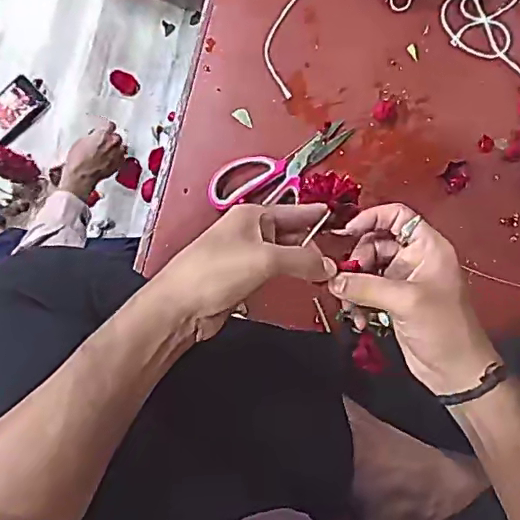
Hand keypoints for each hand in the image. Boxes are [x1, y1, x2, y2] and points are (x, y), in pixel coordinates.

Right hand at [55, 121, 126, 197]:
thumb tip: (96, 136)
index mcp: (103, 134)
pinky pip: (122, 156)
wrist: (81, 176)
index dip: (106, 127)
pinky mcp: (120, 163)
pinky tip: (110, 159)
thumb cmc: (78, 161)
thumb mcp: (81, 142)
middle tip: (104, 142)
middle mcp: (113, 142)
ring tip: (107, 152)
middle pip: (116, 136)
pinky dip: (117, 156)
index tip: (104, 128)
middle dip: (110, 138)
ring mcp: (118, 153)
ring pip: (121, 146)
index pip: (110, 125)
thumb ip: (93, 136)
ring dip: (115, 148)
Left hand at [149, 202, 335, 340]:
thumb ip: (301, 260)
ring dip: (303, 264)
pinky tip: (304, 283)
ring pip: (284, 256)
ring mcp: (245, 256)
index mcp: (251, 216)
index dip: (316, 215)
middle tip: (340, 254)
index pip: (293, 211)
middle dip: (314, 244)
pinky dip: (290, 277)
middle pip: (291, 234)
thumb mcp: (266, 260)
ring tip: (328, 271)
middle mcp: (249, 232)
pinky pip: (274, 274)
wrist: (179, 308)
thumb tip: (327, 265)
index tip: (338, 217)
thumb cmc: (212, 273)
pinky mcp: (242, 280)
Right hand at [329, 204, 500, 395]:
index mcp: (428, 247)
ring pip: (368, 268)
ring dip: (354, 285)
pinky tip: (360, 319)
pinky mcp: (394, 302)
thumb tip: (334, 278)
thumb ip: (366, 286)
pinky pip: (368, 291)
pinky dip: (359, 301)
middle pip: (376, 242)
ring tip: (350, 304)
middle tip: (345, 278)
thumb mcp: (405, 301)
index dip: (371, 218)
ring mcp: (404, 281)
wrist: (455, 371)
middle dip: (357, 259)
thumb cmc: (444, 329)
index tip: (347, 232)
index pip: (398, 216)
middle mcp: (415, 259)